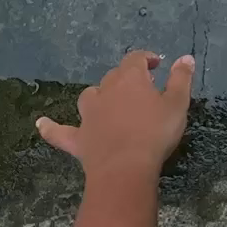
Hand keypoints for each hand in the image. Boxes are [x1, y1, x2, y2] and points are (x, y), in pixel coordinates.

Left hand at [37, 50, 195, 185]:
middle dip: (128, 77)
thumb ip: (181, 79)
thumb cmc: (155, 132)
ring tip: (110, 101)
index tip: (157, 64)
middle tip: (144, 88)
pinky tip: (41, 123)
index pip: (136, 59)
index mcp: (130, 79)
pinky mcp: (78, 138)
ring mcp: (88, 116)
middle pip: (114, 76)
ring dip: (99, 95)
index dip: (146, 58)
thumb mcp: (178, 103)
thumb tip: (185, 58)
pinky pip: (59, 131)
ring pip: (90, 96)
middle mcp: (106, 91)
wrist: (125, 168)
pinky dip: (50, 127)